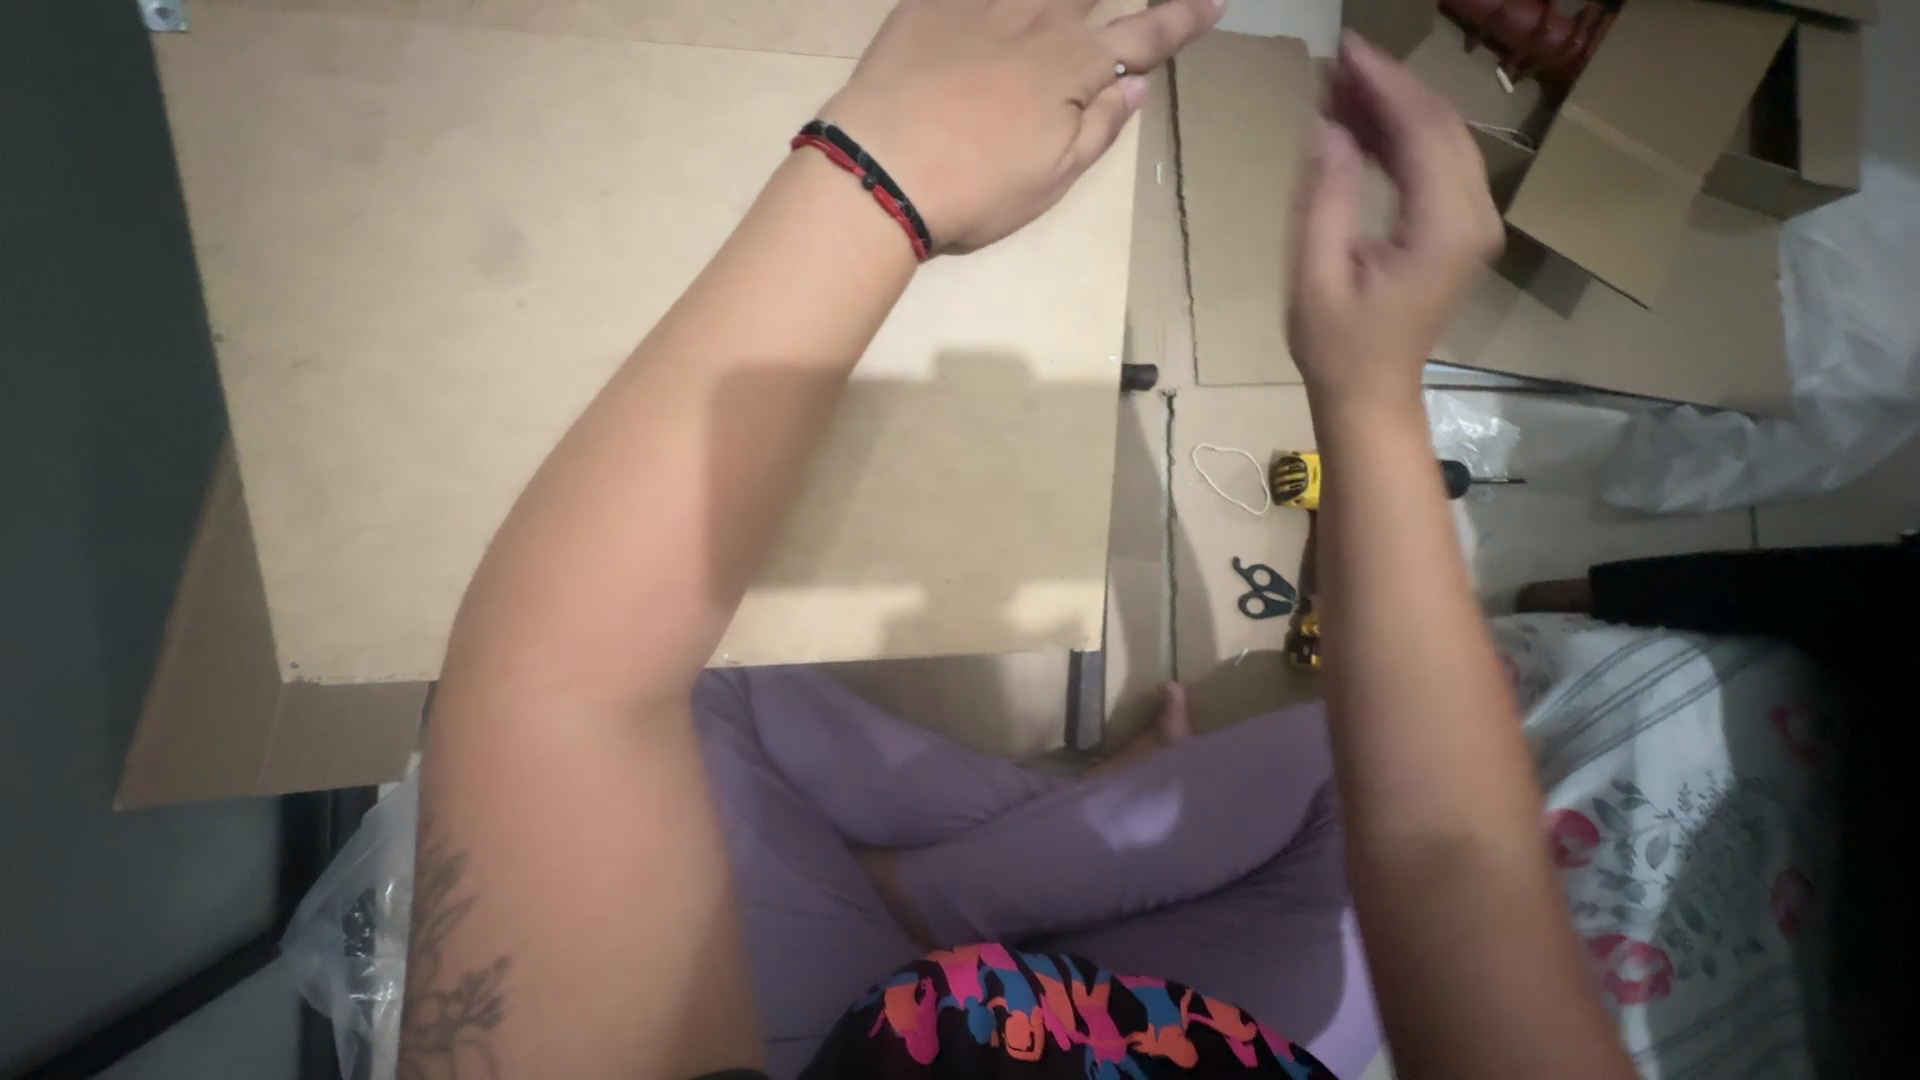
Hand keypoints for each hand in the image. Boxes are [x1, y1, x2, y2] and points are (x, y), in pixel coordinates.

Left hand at [822, 0, 1223, 252]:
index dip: (1178, 21)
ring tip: (1071, 2)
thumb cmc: (973, 192)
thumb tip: (1135, 91)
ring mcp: (980, 6)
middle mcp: (1035, 24)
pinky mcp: (929, 4)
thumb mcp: (1048, 180)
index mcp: (1070, 71)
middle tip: (1147, 0)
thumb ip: (1096, 131)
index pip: (1141, 38)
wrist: (881, 171)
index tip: (1213, 1)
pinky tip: (1009, 3)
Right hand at [1289, 34, 1503, 409]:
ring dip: (1396, 111)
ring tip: (1341, 91)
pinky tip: (1364, 131)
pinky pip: (1438, 167)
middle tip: (1336, 65)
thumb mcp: (1315, 277)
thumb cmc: (1336, 348)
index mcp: (1442, 227)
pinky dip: (1403, 141)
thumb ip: (1325, 199)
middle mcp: (1474, 215)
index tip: (1343, 52)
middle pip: (1441, 126)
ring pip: (1444, 141)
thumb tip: (1329, 130)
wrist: (1371, 394)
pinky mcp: (1460, 231)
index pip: (1422, 131)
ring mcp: (1474, 223)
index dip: (1383, 86)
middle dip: (1389, 89)